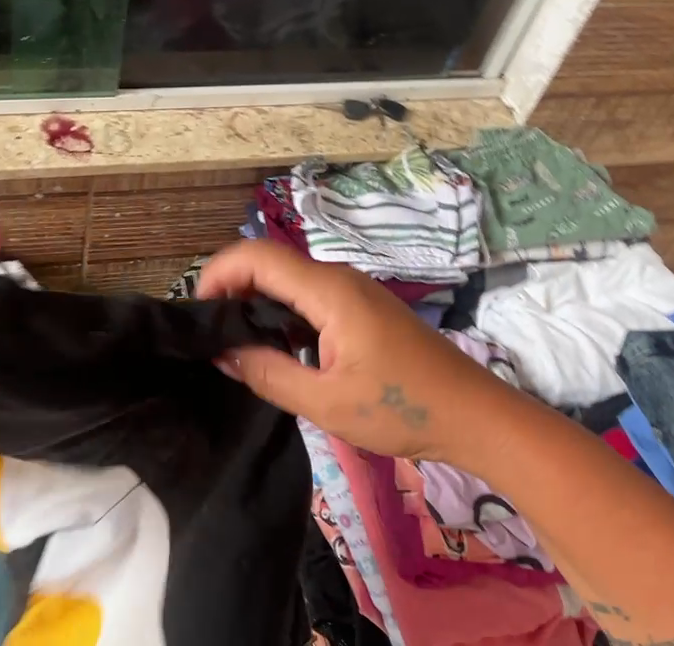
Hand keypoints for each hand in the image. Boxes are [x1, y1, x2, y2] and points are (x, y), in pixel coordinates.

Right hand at [199, 240, 500, 461]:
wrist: (475, 416)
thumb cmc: (403, 409)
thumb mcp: (326, 402)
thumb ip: (268, 374)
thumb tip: (221, 353)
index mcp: (329, 291)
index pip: (257, 256)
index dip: (219, 273)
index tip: (198, 312)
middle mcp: (339, 278)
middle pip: (270, 264)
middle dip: (232, 289)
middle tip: (211, 334)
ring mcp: (354, 291)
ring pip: (289, 280)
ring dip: (257, 303)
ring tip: (236, 344)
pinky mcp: (362, 308)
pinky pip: (309, 297)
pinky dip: (283, 313)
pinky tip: (278, 349)